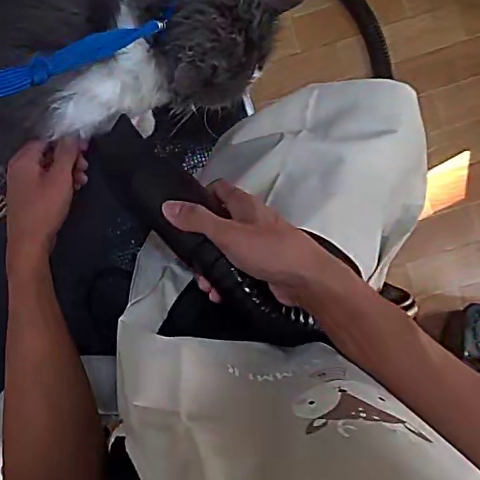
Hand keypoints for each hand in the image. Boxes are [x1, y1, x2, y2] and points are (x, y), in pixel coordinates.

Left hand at [5, 138, 86, 261]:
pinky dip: (59, 182)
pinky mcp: (28, 196)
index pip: (46, 140)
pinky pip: (45, 181)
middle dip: (69, 158)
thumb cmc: (44, 209)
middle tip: (84, 166)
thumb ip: (66, 153)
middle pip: (47, 153)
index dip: (67, 142)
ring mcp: (22, 183)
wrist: (30, 241)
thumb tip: (71, 135)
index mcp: (23, 160)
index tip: (84, 148)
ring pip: (48, 168)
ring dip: (67, 171)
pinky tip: (73, 189)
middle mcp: (19, 168)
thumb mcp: (60, 178)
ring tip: (82, 179)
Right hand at [162, 180, 354, 309]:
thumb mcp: (228, 234)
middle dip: (202, 244)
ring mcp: (259, 244)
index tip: (183, 211)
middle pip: (218, 224)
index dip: (199, 197)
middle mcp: (252, 222)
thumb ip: (198, 220)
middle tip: (194, 258)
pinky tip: (222, 290)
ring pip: (227, 251)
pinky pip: (238, 270)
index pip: (218, 189)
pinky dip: (227, 279)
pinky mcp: (263, 265)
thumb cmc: (276, 252)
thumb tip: (172, 207)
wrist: (307, 280)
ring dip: (213, 266)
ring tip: (208, 281)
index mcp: (245, 206)